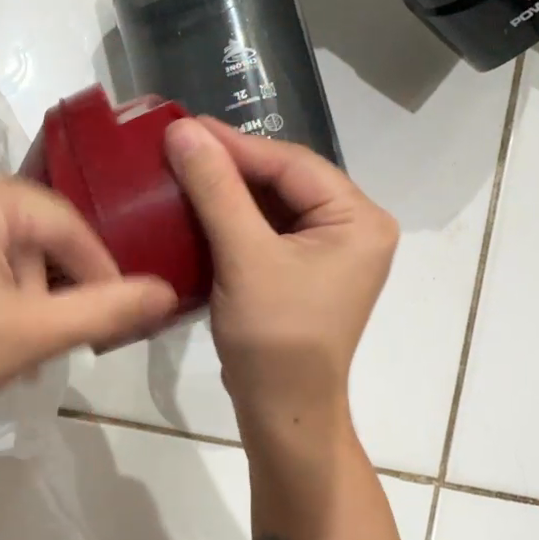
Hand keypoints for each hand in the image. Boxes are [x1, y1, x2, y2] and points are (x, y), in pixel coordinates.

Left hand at [0, 167, 178, 451]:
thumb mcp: (31, 333)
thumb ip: (105, 310)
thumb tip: (168, 292)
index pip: (65, 223)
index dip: (102, 272)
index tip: (119, 319)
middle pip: (26, 237)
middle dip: (49, 293)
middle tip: (54, 349)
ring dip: (13, 303)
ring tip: (10, 357)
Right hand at [165, 118, 398, 432]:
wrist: (281, 411)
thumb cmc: (274, 337)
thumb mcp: (245, 257)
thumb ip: (216, 191)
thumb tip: (182, 131)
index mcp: (359, 219)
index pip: (292, 165)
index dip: (236, 144)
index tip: (184, 128)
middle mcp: (354, 231)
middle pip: (285, 183)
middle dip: (232, 169)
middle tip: (179, 149)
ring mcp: (330, 258)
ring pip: (274, 210)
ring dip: (228, 196)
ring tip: (181, 176)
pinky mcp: (303, 280)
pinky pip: (268, 238)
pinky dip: (233, 226)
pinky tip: (198, 215)